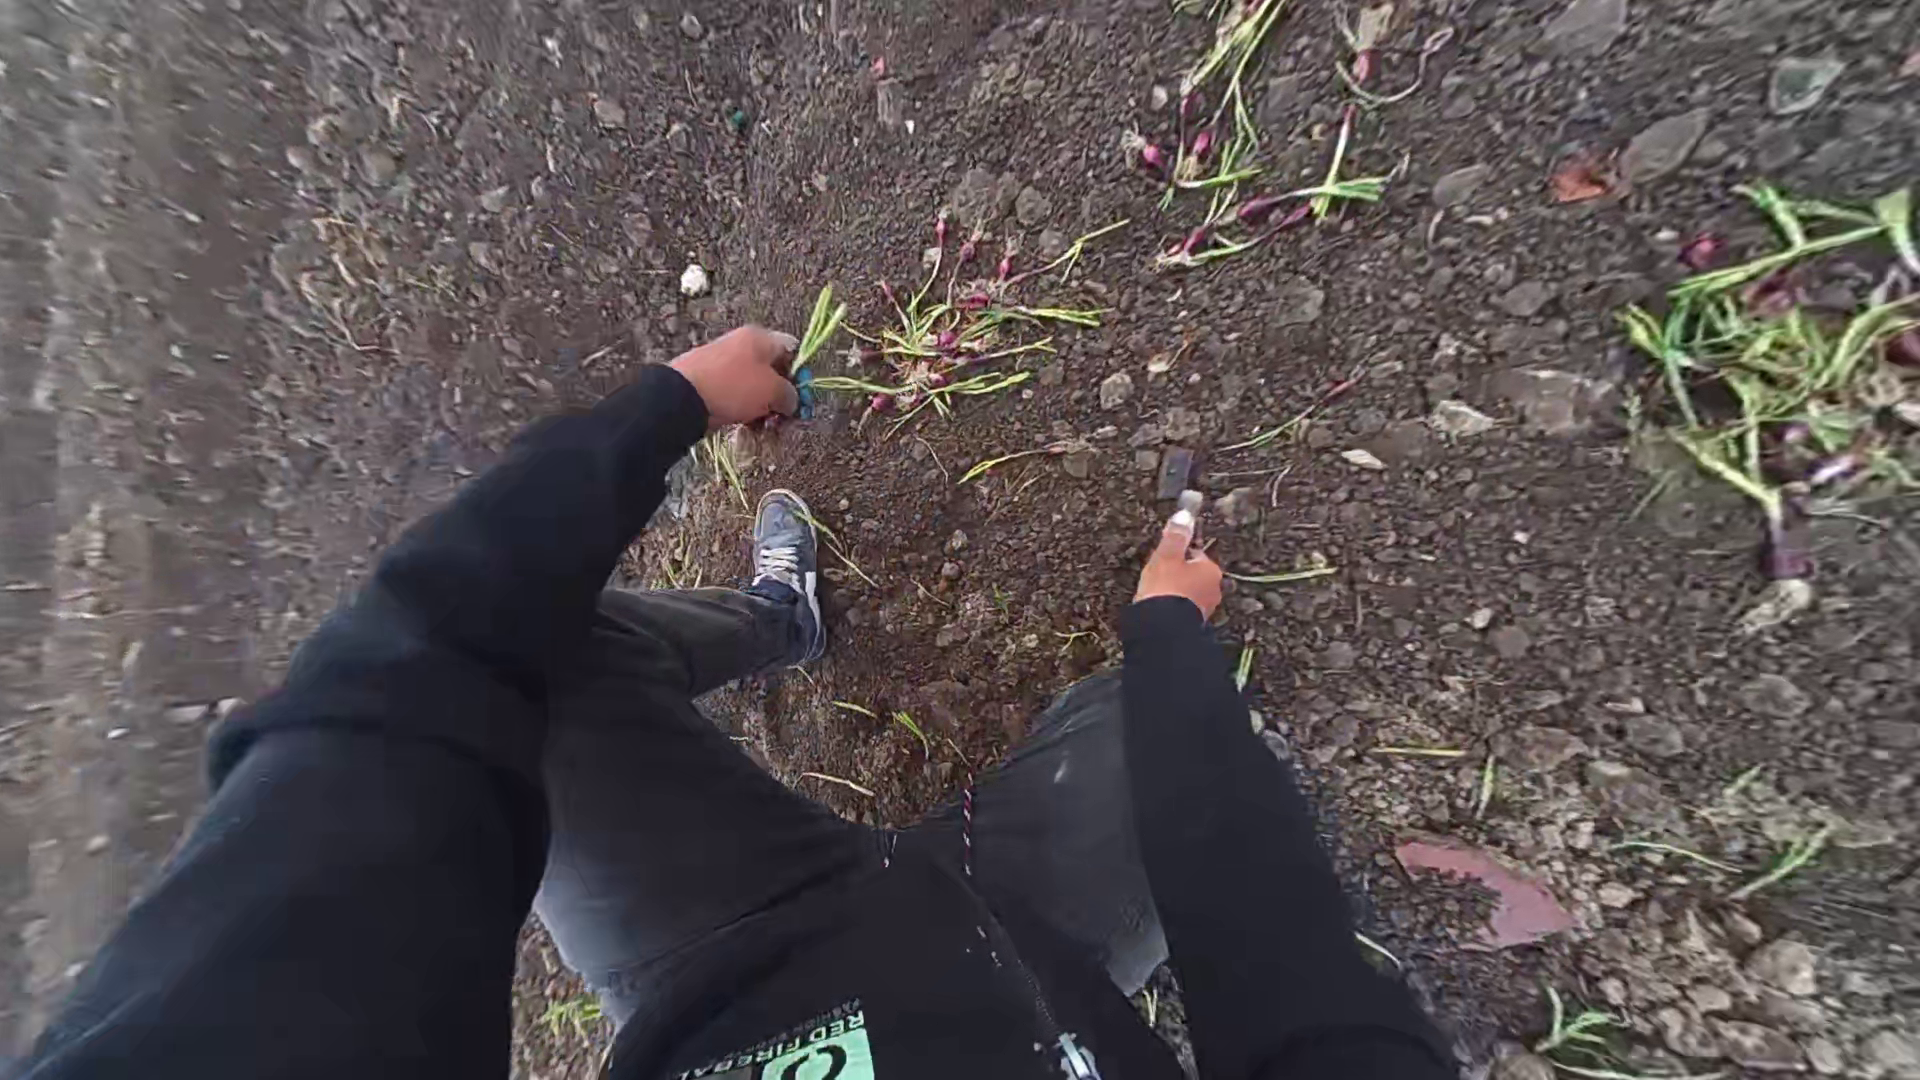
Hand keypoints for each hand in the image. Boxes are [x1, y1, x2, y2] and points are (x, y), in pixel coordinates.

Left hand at [668, 326, 800, 428]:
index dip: (801, 376)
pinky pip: (741, 398)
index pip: (793, 352)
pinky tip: (751, 427)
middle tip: (787, 419)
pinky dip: (749, 412)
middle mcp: (744, 347)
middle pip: (775, 373)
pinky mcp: (716, 385)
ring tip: (768, 428)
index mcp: (760, 338)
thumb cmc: (735, 386)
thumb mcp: (773, 390)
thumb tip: (791, 402)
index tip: (803, 397)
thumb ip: (791, 395)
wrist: (684, 397)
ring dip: (768, 409)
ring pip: (758, 389)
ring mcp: (728, 366)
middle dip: (784, 398)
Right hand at [1133, 507, 1222, 618]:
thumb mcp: (1166, 555)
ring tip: (1155, 593)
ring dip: (1175, 591)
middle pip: (1193, 574)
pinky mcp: (1193, 623)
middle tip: (1156, 576)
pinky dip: (1173, 606)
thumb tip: (1185, 514)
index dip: (1176, 555)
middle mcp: (1214, 588)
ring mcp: (1205, 608)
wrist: (1162, 627)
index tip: (1161, 558)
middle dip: (1177, 574)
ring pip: (1188, 592)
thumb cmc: (1165, 587)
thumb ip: (1176, 535)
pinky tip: (1158, 608)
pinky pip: (1182, 608)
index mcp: (1210, 569)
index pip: (1194, 555)